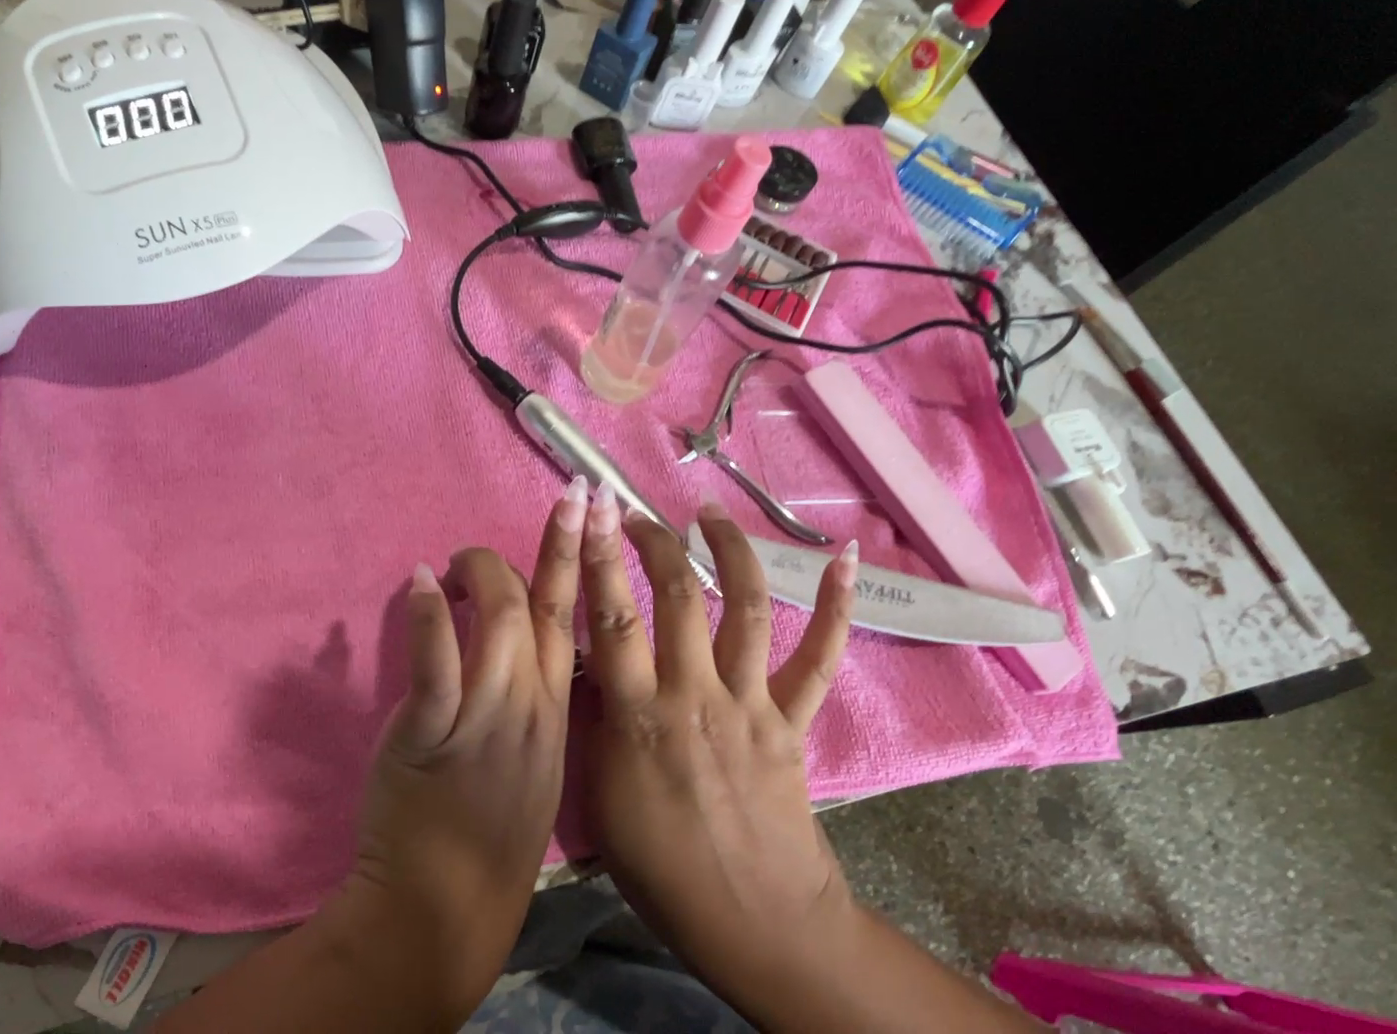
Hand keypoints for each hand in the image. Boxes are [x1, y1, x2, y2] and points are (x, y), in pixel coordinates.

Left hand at [327, 476, 590, 1022]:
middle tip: (576, 494)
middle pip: (549, 610)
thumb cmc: (488, 834)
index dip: (585, 564)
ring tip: (458, 559)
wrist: (447, 906)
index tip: (596, 514)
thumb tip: (518, 648)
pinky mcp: (433, 736)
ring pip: (499, 625)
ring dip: (480, 574)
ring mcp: (486, 722)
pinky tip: (423, 583)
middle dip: (564, 543)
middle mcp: (533, 709)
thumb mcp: (535, 765)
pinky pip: (436, 664)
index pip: (578, 624)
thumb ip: (532, 704)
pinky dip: (429, 616)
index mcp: (560, 715)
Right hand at [579, 491, 858, 990]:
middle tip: (632, 508)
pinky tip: (845, 558)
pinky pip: (818, 658)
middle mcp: (696, 696)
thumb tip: (582, 667)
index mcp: (639, 718)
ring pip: (746, 609)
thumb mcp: (599, 797)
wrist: (753, 919)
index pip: (611, 620)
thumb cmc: (661, 867)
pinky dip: (835, 606)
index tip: (590, 507)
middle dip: (654, 542)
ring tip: (708, 512)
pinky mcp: (792, 721)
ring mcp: (750, 704)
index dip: (599, 557)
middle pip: (678, 599)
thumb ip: (594, 724)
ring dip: (729, 551)